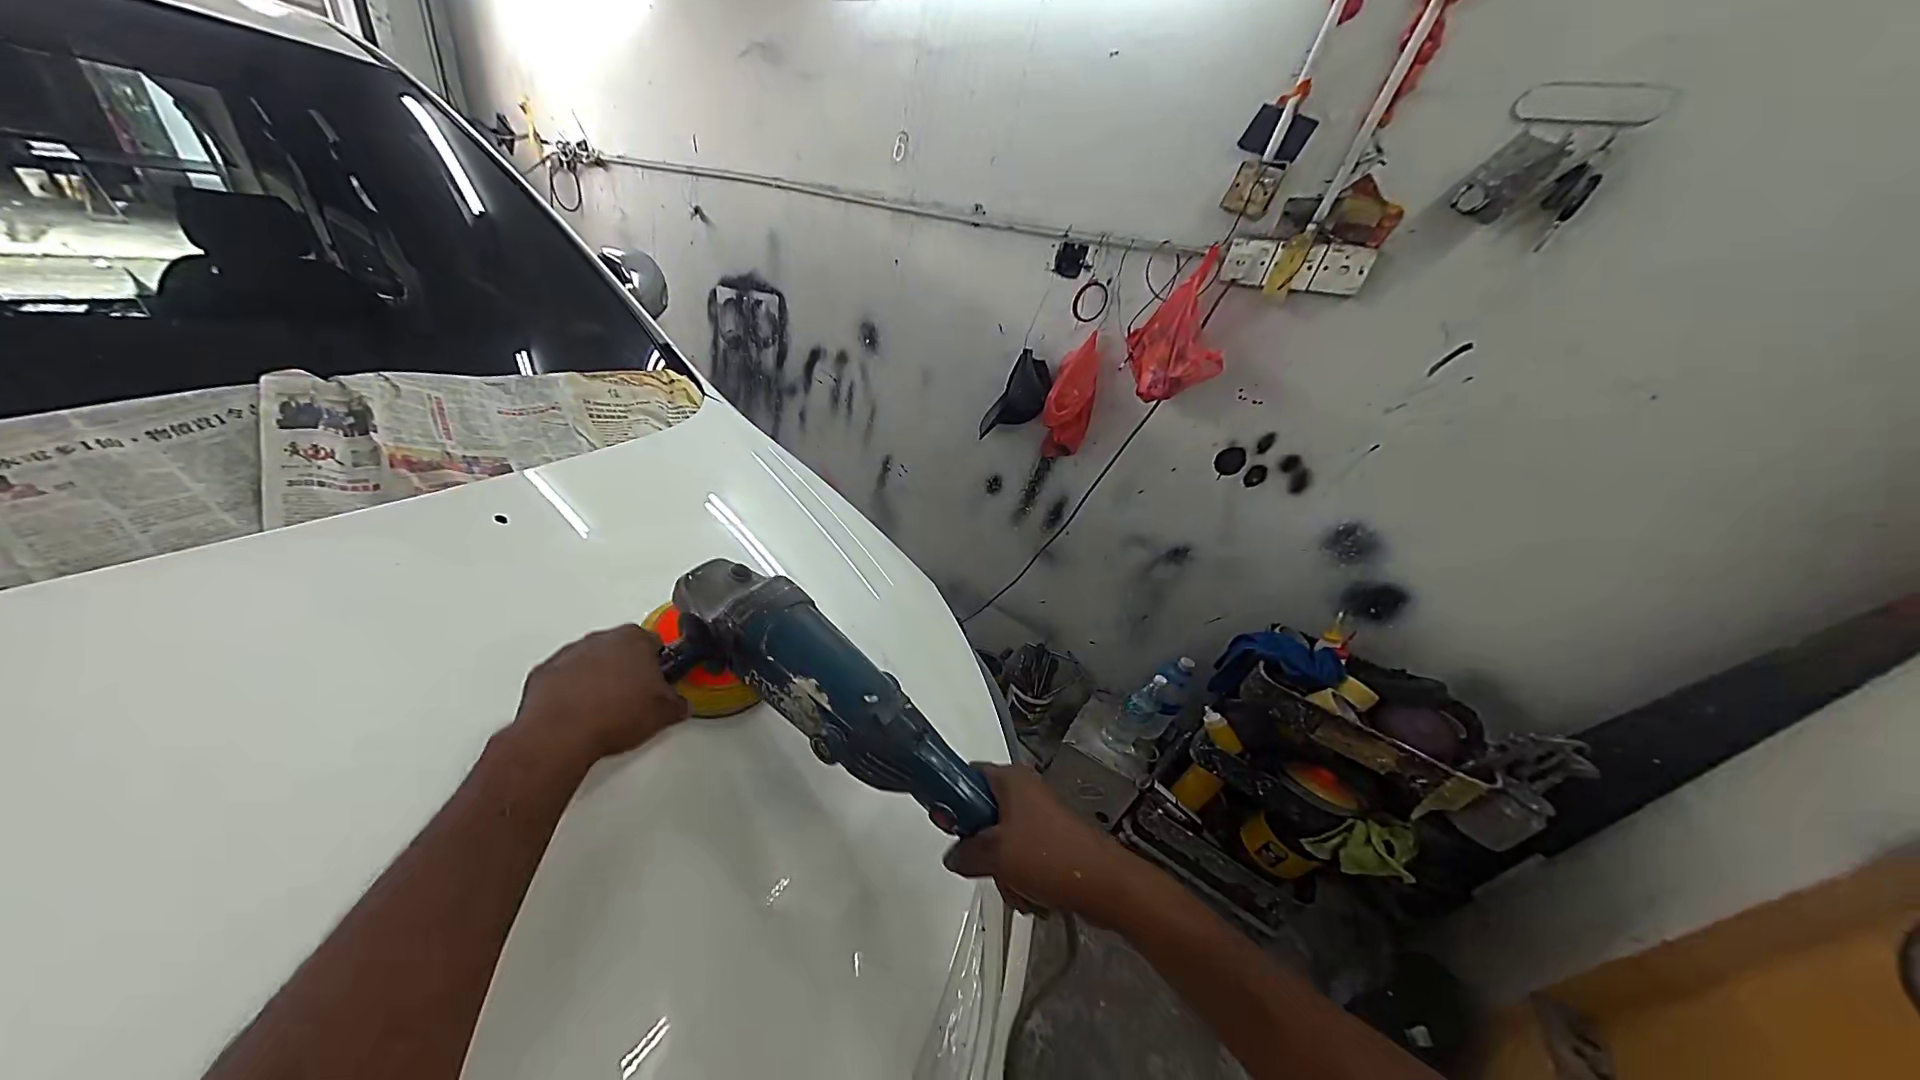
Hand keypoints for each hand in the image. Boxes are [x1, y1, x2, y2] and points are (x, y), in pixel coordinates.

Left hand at [505, 625, 689, 768]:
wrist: (561, 734)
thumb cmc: (612, 715)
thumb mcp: (664, 713)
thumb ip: (678, 703)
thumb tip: (679, 706)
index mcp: (635, 640)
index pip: (655, 643)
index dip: (659, 664)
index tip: (659, 681)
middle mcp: (601, 639)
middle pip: (622, 648)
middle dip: (628, 667)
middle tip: (635, 695)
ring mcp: (570, 654)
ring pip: (592, 660)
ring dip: (599, 677)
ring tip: (606, 708)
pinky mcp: (545, 672)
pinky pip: (564, 676)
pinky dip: (572, 689)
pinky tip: (581, 712)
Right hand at [943, 764, 1140, 921]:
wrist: (1105, 885)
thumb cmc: (1052, 857)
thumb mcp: (995, 854)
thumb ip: (964, 853)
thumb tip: (954, 856)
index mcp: (1012, 778)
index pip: (967, 775)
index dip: (953, 799)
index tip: (948, 824)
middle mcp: (1026, 791)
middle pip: (983, 813)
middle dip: (981, 845)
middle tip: (985, 861)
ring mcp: (1040, 816)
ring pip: (1001, 840)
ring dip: (1001, 868)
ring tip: (1014, 883)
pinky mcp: (1051, 841)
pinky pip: (1021, 856)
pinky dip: (1020, 876)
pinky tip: (1029, 892)